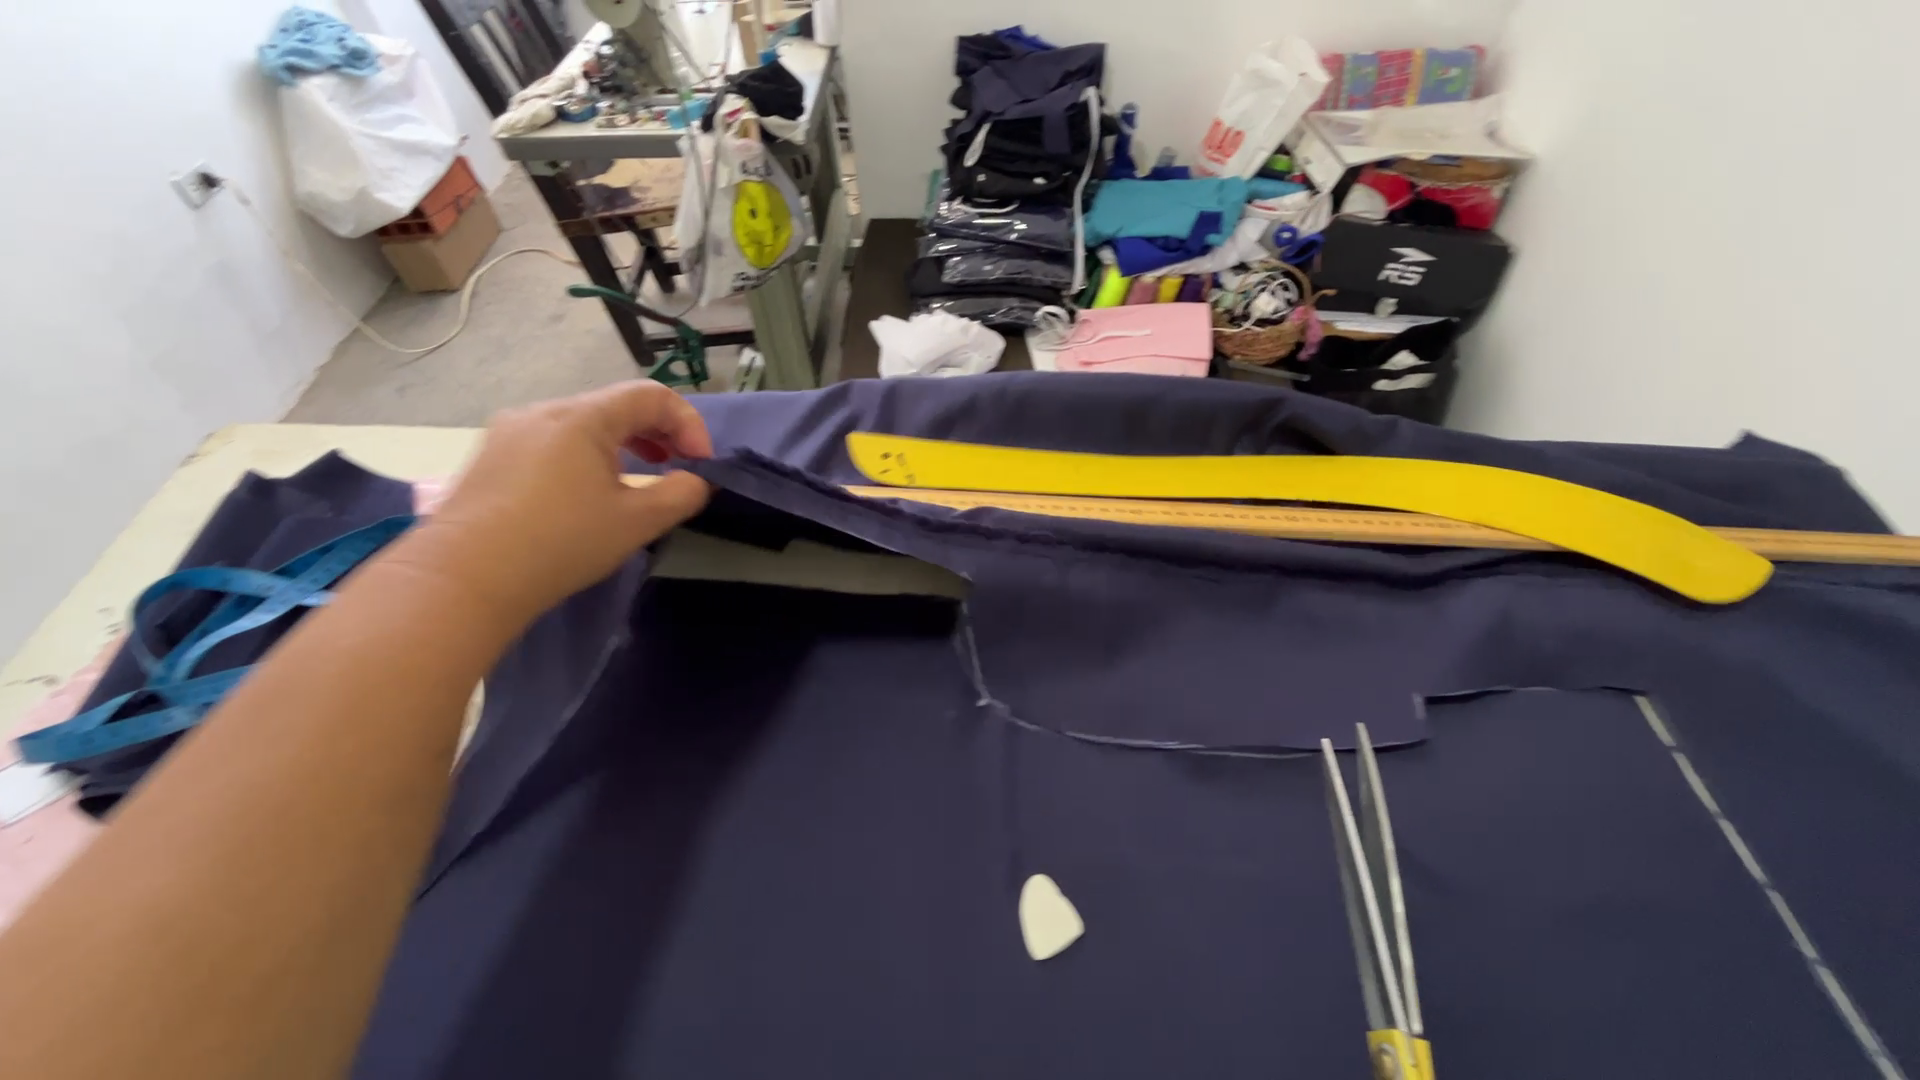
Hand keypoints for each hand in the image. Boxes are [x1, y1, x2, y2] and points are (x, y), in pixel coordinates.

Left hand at [411, 382, 713, 622]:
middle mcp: (543, 412)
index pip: (651, 395)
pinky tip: (585, 494)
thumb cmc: (560, 543)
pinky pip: (551, 443)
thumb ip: (680, 494)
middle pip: (614, 405)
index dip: (688, 424)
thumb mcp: (637, 522)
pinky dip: (585, 456)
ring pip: (581, 424)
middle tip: (676, 468)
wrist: (464, 578)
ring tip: (636, 479)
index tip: (700, 464)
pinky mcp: (490, 458)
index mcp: (582, 417)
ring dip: (622, 445)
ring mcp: (509, 433)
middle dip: (657, 433)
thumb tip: (694, 480)